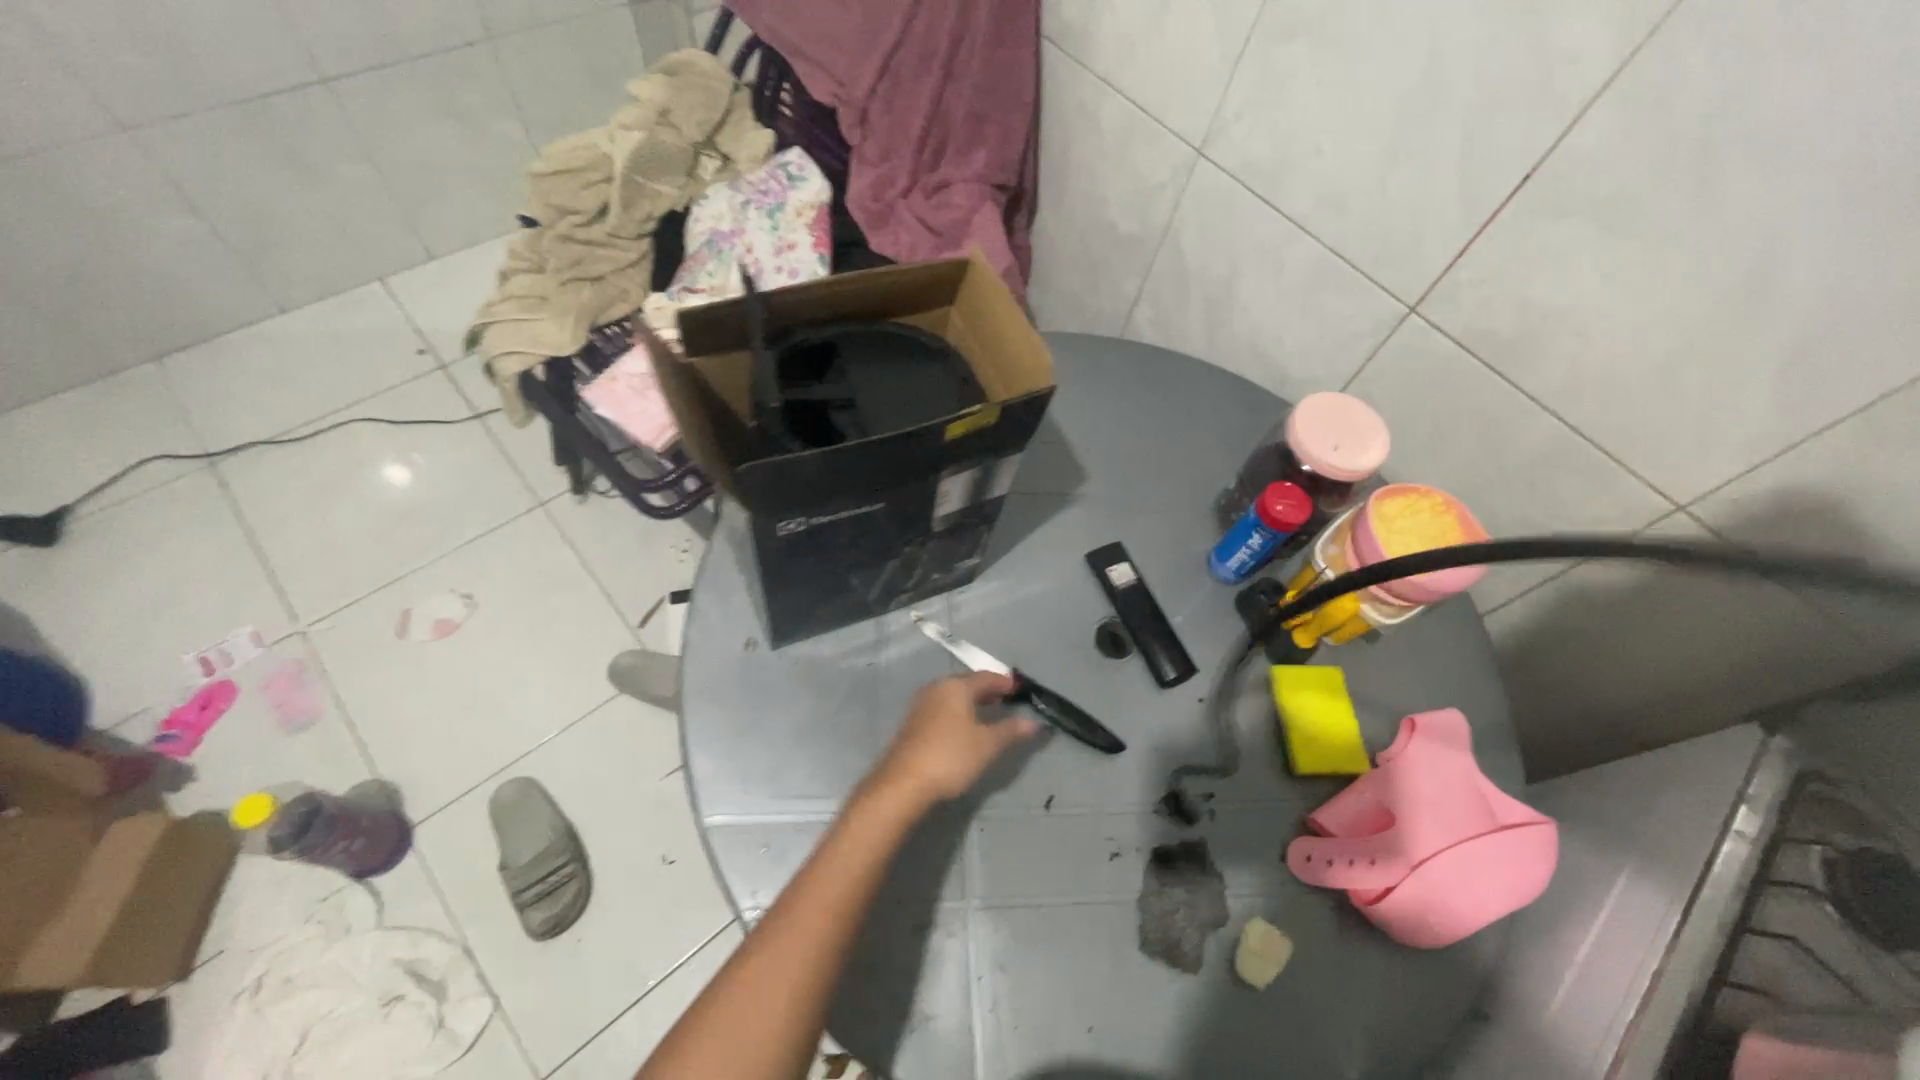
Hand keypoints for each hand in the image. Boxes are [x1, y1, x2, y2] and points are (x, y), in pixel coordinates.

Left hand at [868, 673, 1039, 806]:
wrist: (903, 783)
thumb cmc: (950, 757)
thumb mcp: (987, 745)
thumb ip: (1011, 730)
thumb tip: (1034, 722)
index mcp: (955, 686)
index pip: (986, 677)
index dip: (1005, 683)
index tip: (1021, 690)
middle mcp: (936, 689)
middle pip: (967, 683)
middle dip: (988, 690)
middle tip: (1007, 698)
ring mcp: (921, 705)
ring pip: (953, 696)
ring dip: (971, 701)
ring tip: (988, 712)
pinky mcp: (912, 724)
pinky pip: (942, 709)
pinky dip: (958, 712)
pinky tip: (964, 727)